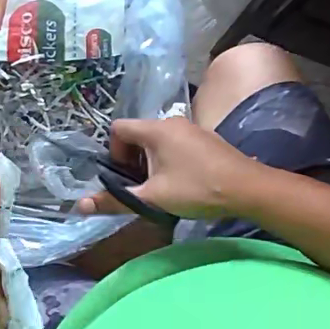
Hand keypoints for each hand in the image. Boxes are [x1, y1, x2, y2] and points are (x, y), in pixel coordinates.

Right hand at [75, 117, 263, 219]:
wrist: (249, 188)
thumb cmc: (197, 188)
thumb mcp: (153, 198)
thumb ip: (116, 200)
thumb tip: (80, 206)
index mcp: (155, 129)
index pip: (118, 129)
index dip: (114, 152)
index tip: (124, 176)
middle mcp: (172, 122)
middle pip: (138, 134)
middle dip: (132, 160)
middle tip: (141, 186)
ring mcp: (191, 129)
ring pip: (157, 141)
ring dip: (151, 162)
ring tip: (161, 187)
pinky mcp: (205, 140)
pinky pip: (175, 144)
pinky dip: (169, 160)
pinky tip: (182, 183)